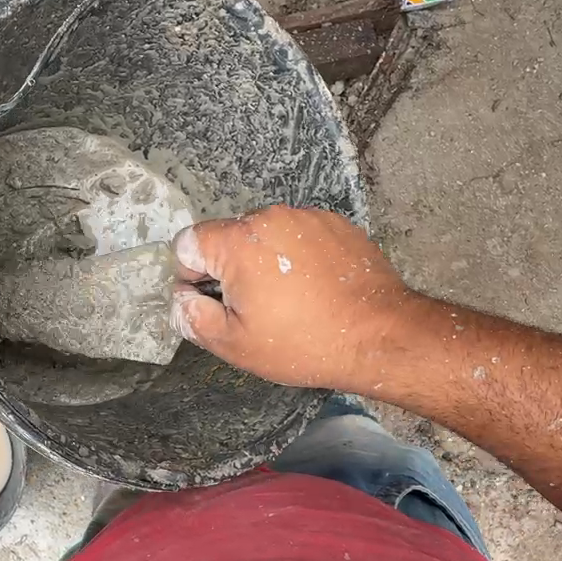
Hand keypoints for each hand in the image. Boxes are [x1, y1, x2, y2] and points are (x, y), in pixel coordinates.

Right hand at [171, 205, 412, 388]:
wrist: (379, 336)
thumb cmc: (304, 342)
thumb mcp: (235, 344)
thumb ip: (194, 318)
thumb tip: (182, 301)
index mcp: (238, 241)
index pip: (189, 243)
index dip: (191, 276)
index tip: (213, 303)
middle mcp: (270, 217)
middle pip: (227, 238)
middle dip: (229, 270)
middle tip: (253, 309)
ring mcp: (306, 217)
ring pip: (263, 237)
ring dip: (263, 263)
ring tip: (287, 301)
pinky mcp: (334, 224)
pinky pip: (297, 236)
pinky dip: (295, 258)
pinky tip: (312, 290)